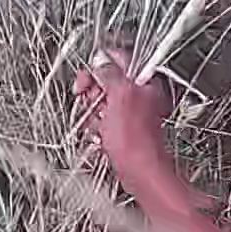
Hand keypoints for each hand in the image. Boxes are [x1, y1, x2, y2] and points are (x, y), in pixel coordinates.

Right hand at [73, 49, 172, 175]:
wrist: (139, 171)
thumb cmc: (136, 138)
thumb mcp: (119, 96)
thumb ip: (109, 74)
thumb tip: (100, 60)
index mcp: (144, 81)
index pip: (118, 60)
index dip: (98, 66)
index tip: (86, 77)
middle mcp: (140, 95)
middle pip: (107, 83)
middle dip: (94, 93)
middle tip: (91, 101)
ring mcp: (132, 114)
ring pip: (102, 104)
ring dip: (94, 113)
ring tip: (98, 123)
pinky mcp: (124, 131)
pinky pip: (103, 122)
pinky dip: (97, 128)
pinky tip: (100, 135)